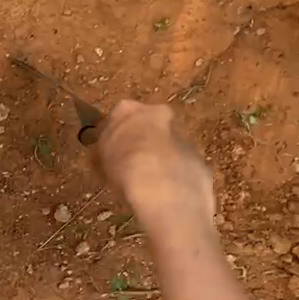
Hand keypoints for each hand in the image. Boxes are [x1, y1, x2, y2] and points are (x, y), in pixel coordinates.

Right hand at [93, 100, 216, 228]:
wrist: (164, 189)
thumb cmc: (122, 169)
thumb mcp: (99, 159)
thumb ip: (107, 149)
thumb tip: (112, 152)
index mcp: (126, 110)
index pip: (117, 116)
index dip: (115, 134)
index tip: (111, 150)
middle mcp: (157, 113)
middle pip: (147, 124)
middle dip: (142, 139)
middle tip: (131, 162)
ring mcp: (182, 133)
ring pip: (167, 141)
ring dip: (160, 155)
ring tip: (150, 180)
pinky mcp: (199, 154)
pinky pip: (181, 160)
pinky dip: (175, 170)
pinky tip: (166, 189)